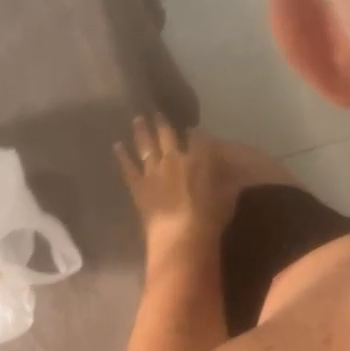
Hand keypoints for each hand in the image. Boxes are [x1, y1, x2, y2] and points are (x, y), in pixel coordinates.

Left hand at [115, 115, 238, 253]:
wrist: (180, 238)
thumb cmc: (210, 220)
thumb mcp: (228, 199)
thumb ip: (228, 183)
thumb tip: (232, 177)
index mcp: (200, 159)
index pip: (199, 137)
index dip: (197, 132)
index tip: (195, 129)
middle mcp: (174, 158)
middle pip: (168, 134)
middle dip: (164, 123)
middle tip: (158, 112)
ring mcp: (153, 170)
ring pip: (146, 145)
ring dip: (142, 131)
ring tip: (138, 119)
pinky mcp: (138, 186)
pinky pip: (128, 167)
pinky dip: (122, 156)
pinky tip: (117, 146)